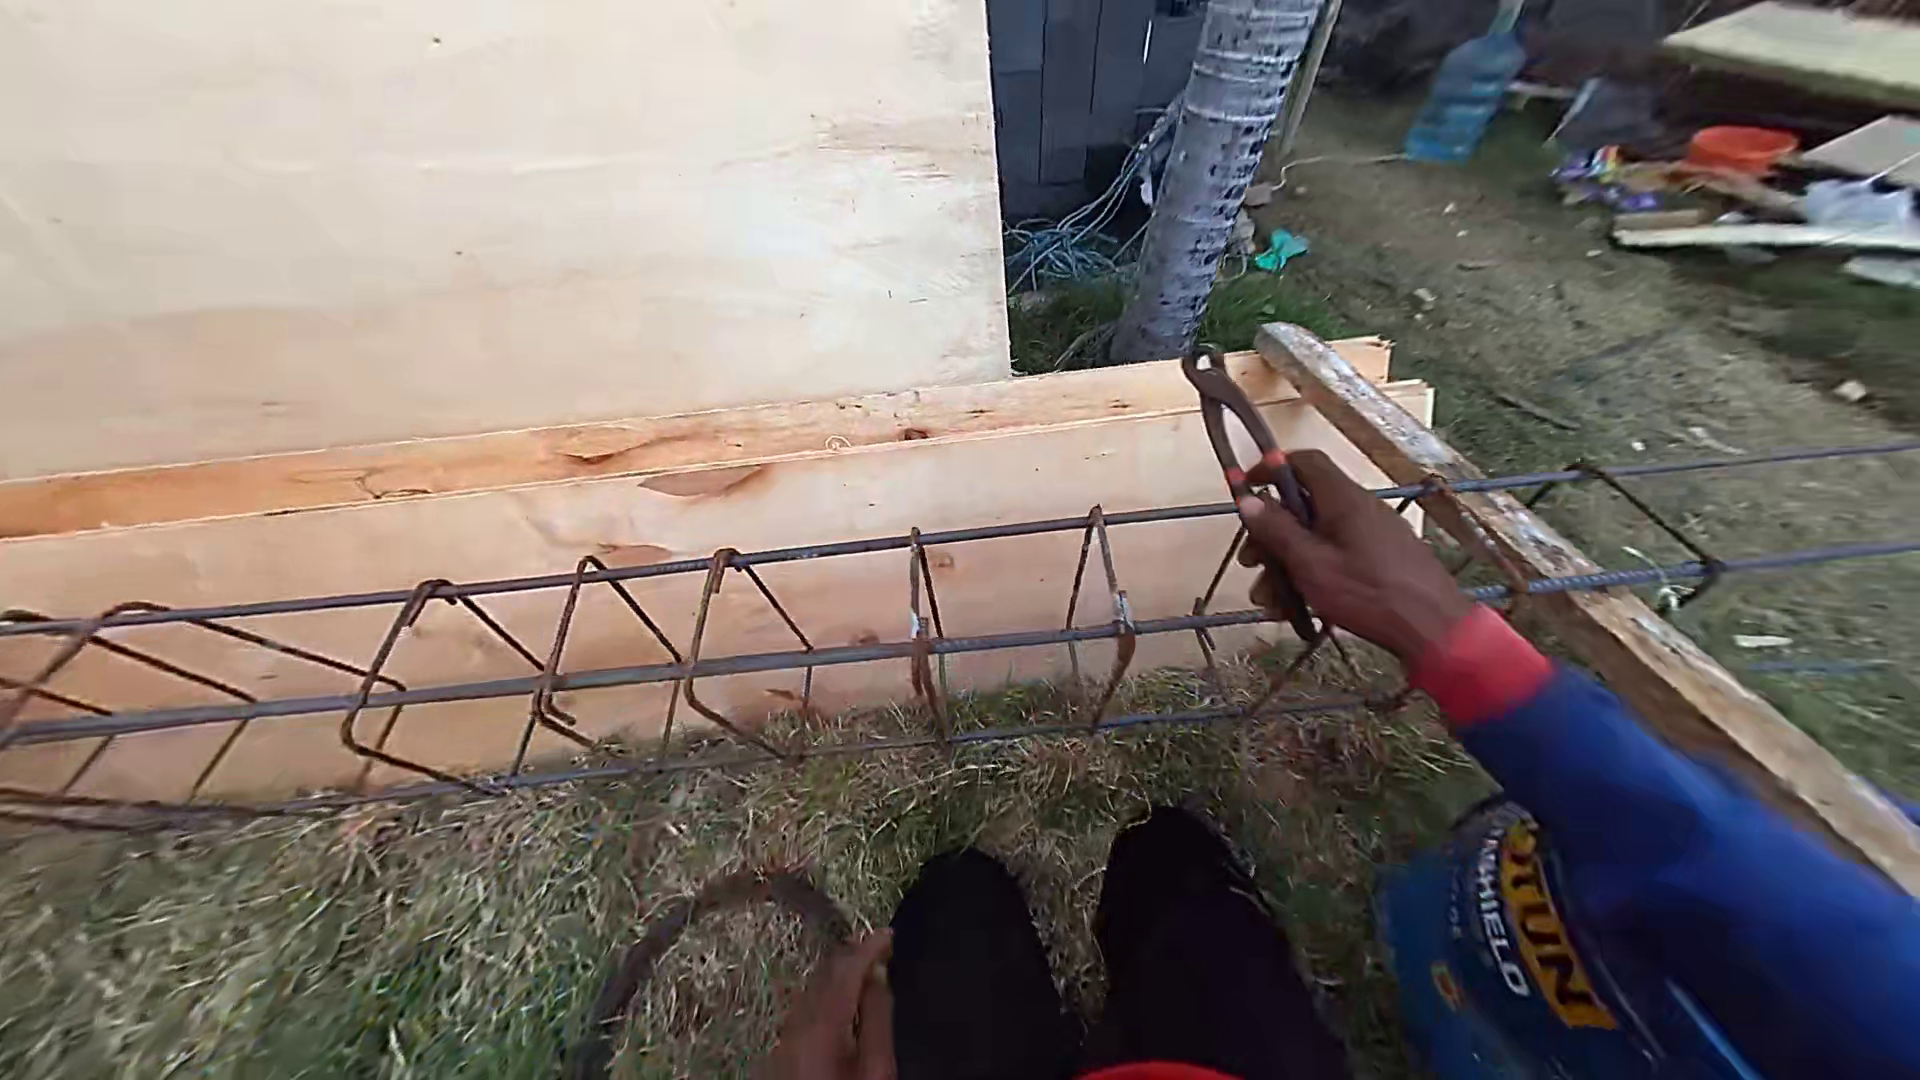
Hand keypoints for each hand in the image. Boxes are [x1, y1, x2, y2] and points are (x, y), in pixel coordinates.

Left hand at [762, 930, 895, 1079]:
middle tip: (882, 950)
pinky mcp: (782, 1055)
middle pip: (826, 973)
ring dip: (840, 974)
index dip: (870, 945)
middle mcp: (797, 1024)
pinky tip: (845, 1002)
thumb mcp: (877, 1070)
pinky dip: (828, 994)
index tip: (890, 935)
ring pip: (814, 989)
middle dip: (854, 955)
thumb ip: (879, 1016)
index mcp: (822, 1022)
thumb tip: (878, 975)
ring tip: (868, 970)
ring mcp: (786, 1040)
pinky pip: (807, 1008)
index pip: (847, 967)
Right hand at [1237, 449, 1472, 663]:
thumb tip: (1248, 499)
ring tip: (1268, 600)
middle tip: (1250, 563)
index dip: (1271, 468)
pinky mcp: (1376, 558)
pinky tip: (1294, 607)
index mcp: (1342, 499)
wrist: (1435, 630)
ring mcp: (1369, 534)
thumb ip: (1276, 529)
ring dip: (1283, 564)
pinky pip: (1331, 555)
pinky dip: (1308, 574)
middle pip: (1301, 506)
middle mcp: (1357, 508)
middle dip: (1269, 535)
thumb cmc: (1367, 592)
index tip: (1246, 489)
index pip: (1304, 462)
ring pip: (1312, 536)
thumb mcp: (1310, 562)